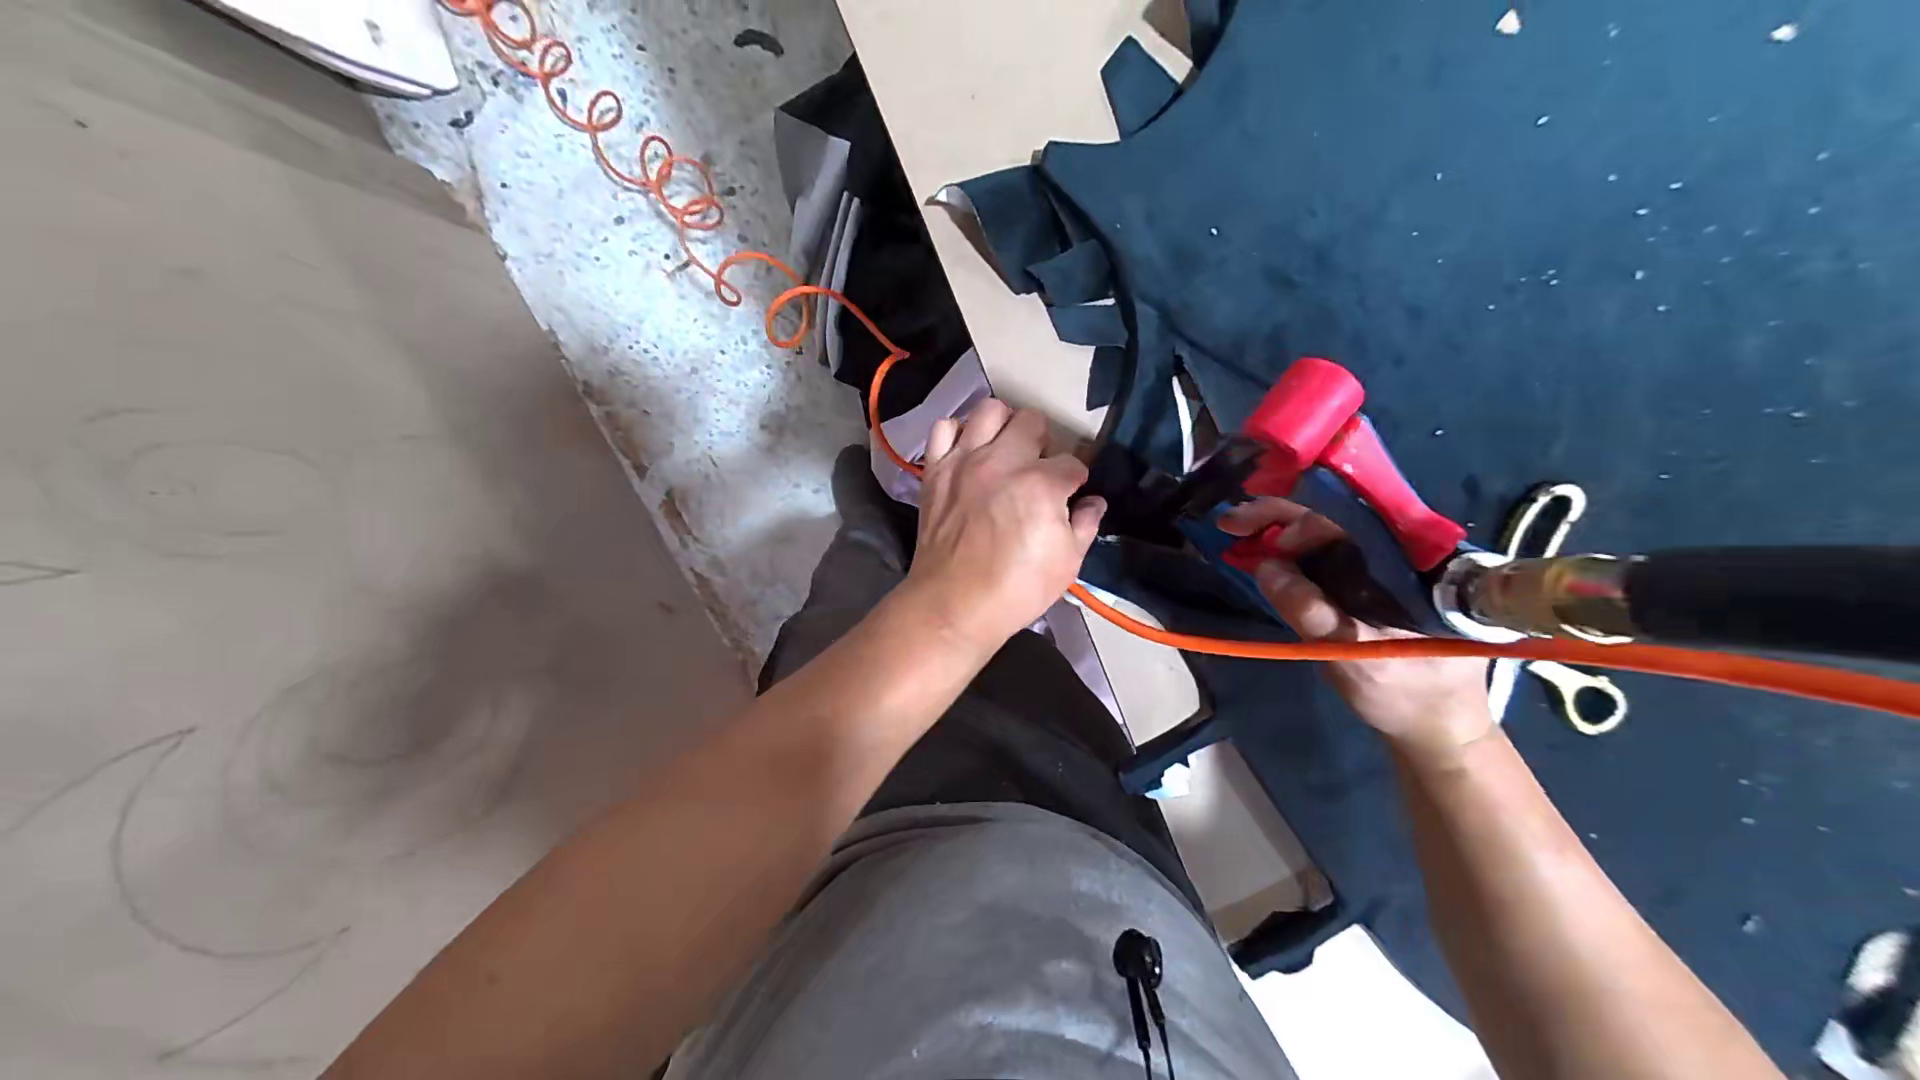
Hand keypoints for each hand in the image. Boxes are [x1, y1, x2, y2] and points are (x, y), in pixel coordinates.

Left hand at [898, 399, 1104, 653]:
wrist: (954, 604)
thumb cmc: (1016, 588)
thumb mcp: (1067, 563)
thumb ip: (1084, 525)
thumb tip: (1093, 503)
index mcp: (1041, 484)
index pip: (1072, 462)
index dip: (1076, 479)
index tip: (1071, 494)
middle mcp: (1002, 461)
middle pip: (1032, 421)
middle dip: (1044, 441)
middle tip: (1040, 467)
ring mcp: (964, 461)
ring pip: (989, 410)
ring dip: (1005, 426)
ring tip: (1006, 450)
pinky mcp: (936, 470)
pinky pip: (943, 428)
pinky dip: (959, 433)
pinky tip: (969, 452)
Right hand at [1218, 497, 1493, 761]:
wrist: (1432, 728)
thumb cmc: (1408, 696)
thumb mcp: (1356, 658)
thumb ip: (1312, 612)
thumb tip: (1265, 566)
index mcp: (1421, 563)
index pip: (1360, 520)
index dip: (1307, 519)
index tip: (1266, 535)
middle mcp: (1404, 554)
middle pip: (1337, 519)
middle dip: (1281, 517)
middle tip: (1230, 522)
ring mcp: (1383, 567)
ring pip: (1325, 534)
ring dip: (1276, 531)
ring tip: (1233, 532)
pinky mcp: (1365, 582)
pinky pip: (1322, 556)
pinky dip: (1285, 553)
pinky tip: (1254, 552)